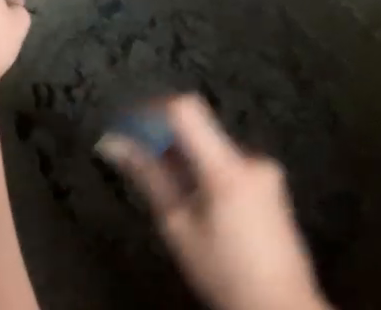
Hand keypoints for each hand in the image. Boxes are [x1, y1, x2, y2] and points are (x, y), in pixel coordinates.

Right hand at [98, 95, 331, 309]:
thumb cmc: (224, 270)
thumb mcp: (176, 223)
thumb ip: (146, 175)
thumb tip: (111, 141)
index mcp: (228, 169)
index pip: (184, 109)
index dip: (149, 111)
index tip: (127, 130)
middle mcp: (252, 161)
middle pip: (194, 126)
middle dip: (160, 138)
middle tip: (135, 162)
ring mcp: (265, 173)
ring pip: (207, 143)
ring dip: (179, 155)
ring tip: (163, 187)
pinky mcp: (270, 186)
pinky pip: (223, 159)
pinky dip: (199, 167)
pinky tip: (191, 197)